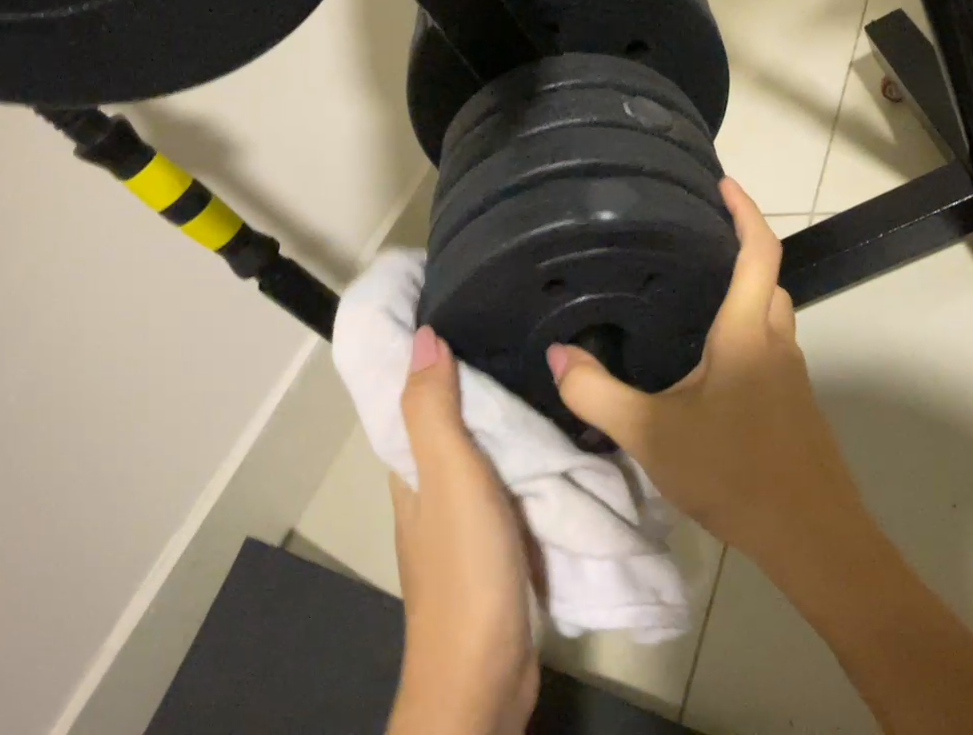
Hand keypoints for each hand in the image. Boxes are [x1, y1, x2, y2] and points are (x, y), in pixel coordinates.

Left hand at [386, 327, 538, 734]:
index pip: (410, 392)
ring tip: (548, 359)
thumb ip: (434, 411)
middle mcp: (434, 484)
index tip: (457, 299)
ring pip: (486, 444)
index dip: (424, 347)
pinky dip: (530, 447)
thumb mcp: (448, 480)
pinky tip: (562, 427)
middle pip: (451, 414)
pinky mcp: (502, 535)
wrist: (485, 673)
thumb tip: (423, 335)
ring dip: (507, 408)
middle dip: (475, 370)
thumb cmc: (464, 570)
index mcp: (411, 466)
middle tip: (521, 318)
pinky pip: (514, 475)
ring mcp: (469, 512)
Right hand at [546, 179, 866, 562]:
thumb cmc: (732, 472)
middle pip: (768, 281)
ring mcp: (792, 376)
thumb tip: (556, 355)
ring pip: (771, 317)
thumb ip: (595, 394)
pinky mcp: (795, 405)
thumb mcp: (649, 434)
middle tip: (695, 244)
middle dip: (742, 252)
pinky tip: (710, 368)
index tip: (723, 183)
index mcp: (748, 332)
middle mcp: (776, 343)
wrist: (809, 533)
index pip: (758, 252)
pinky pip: (771, 350)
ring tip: (694, 300)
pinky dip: (746, 336)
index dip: (745, 211)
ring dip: (745, 297)